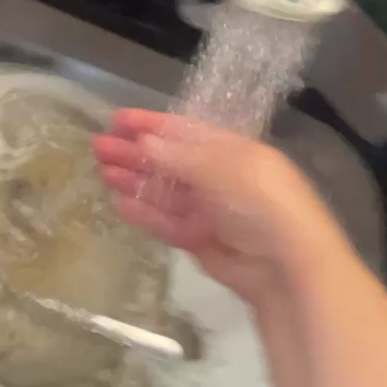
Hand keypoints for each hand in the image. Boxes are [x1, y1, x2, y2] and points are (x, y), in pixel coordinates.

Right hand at [92, 110, 351, 301]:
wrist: (289, 267)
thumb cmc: (261, 203)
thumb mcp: (220, 168)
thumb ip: (178, 155)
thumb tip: (143, 141)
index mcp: (230, 151)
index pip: (183, 130)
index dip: (149, 123)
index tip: (115, 119)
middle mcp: (217, 177)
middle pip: (168, 159)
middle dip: (134, 151)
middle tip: (98, 146)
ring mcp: (208, 210)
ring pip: (162, 190)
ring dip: (133, 179)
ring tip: (101, 170)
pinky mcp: (199, 240)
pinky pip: (165, 222)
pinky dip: (143, 213)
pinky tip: (119, 204)